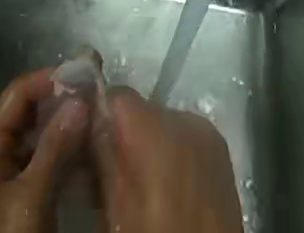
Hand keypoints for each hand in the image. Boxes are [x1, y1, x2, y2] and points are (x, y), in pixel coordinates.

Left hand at [0, 69, 89, 232]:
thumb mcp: (31, 199)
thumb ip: (56, 147)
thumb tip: (82, 99)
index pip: (19, 93)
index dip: (53, 78)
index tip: (90, 74)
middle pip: (25, 112)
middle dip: (62, 101)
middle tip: (100, 94)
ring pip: (32, 136)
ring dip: (63, 126)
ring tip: (98, 118)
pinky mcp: (5, 197)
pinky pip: (33, 160)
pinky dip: (57, 151)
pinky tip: (84, 151)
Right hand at [91, 87, 241, 232]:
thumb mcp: (115, 207)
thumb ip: (102, 158)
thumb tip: (88, 121)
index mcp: (154, 128)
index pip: (117, 95)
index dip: (98, 111)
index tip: (83, 137)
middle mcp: (183, 117)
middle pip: (142, 108)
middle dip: (122, 132)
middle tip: (104, 168)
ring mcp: (206, 130)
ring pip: (164, 121)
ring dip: (148, 142)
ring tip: (136, 180)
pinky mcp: (221, 147)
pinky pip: (185, 135)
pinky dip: (171, 151)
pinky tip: (163, 184)